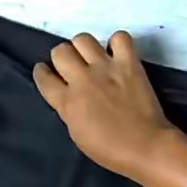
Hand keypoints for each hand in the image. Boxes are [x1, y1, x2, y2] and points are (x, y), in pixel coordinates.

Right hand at [33, 31, 179, 179]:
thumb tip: (68, 96)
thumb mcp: (76, 133)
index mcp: (66, 102)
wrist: (145, 147)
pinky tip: (117, 53)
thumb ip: (68, 109)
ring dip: (83, 46)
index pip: (43, 77)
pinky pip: (119, 37)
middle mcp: (82, 79)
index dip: (42, 73)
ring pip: (83, 39)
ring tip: (91, 56)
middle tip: (72, 66)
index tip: (46, 72)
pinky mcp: (129, 63)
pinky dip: (117, 42)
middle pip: (60, 51)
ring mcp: (105, 68)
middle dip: (62, 57)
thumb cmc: (109, 150)